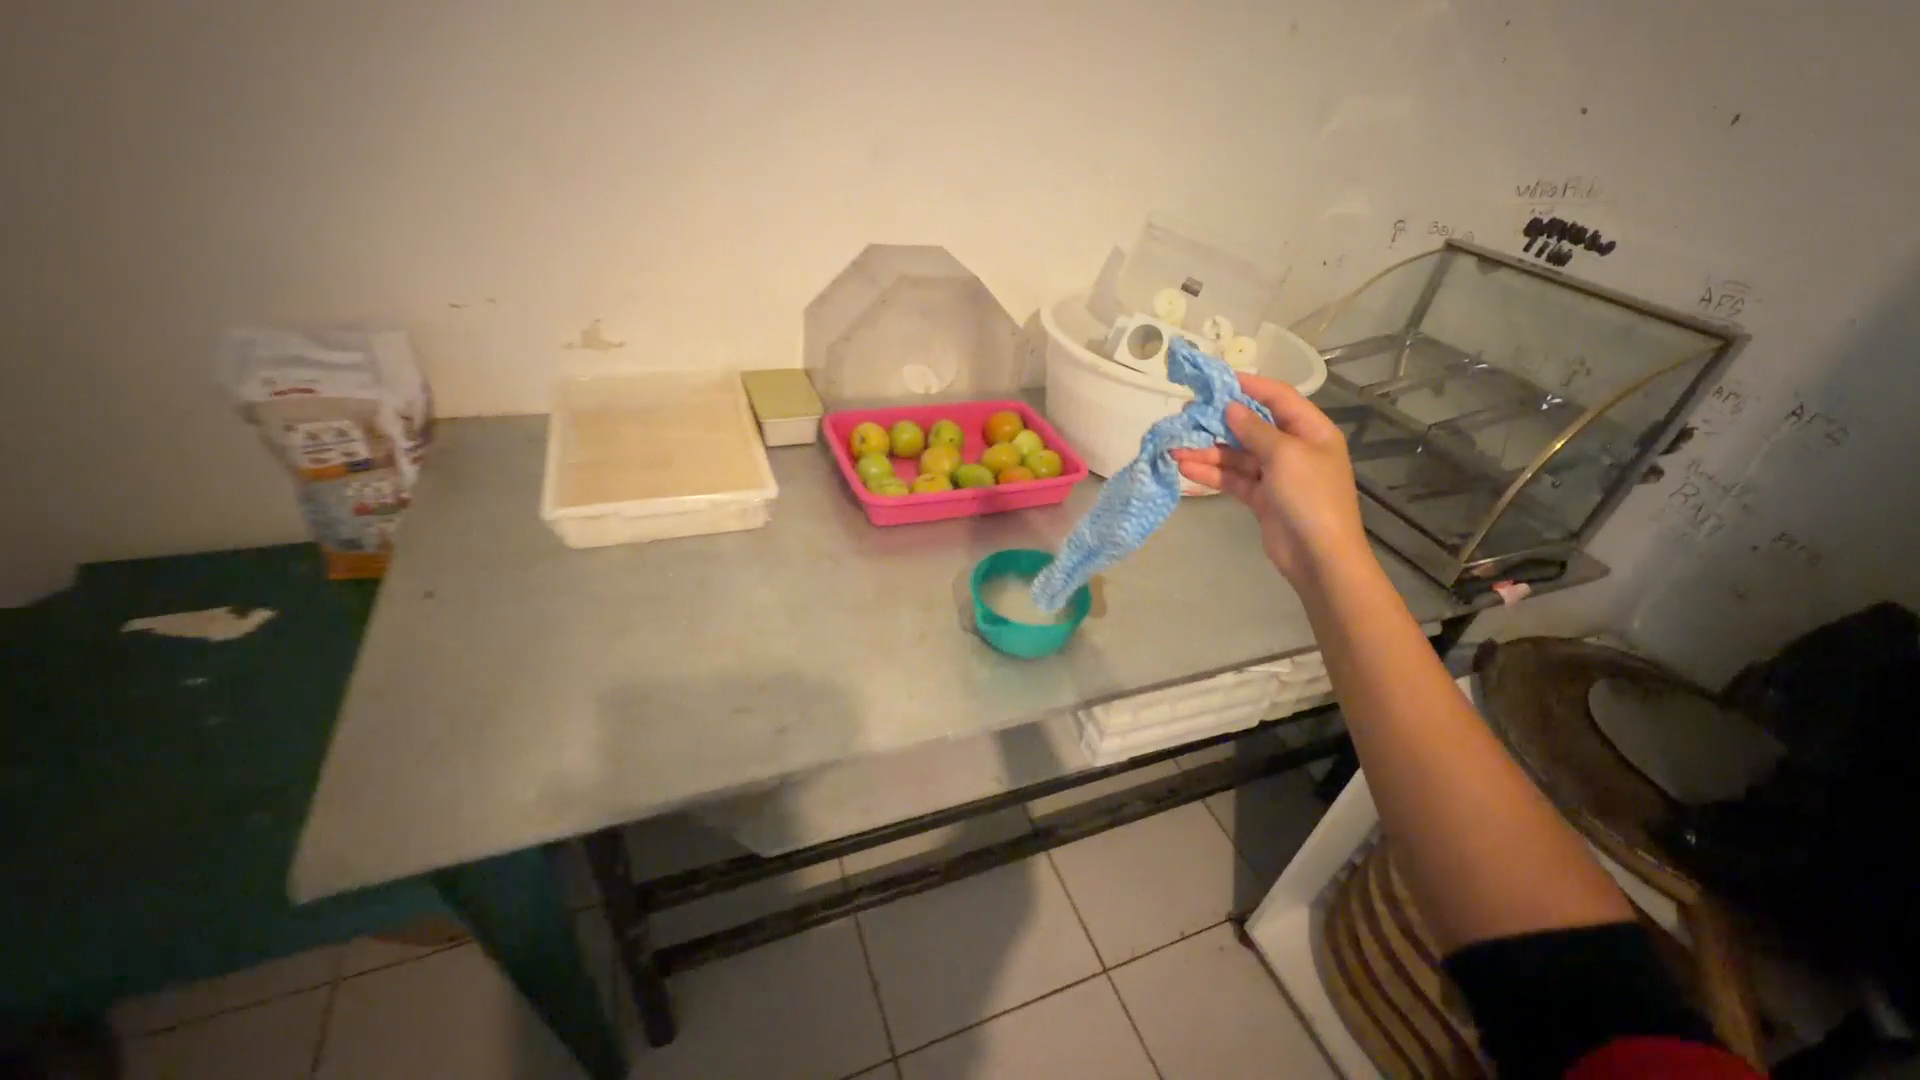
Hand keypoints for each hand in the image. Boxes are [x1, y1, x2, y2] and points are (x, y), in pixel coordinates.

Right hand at [1170, 373, 1370, 583]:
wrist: (1319, 556)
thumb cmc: (1310, 497)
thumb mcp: (1285, 455)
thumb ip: (1255, 429)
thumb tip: (1231, 407)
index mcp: (1311, 430)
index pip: (1279, 397)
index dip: (1249, 385)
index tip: (1216, 379)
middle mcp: (1295, 448)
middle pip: (1253, 426)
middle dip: (1219, 421)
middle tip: (1186, 414)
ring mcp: (1277, 474)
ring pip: (1237, 455)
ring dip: (1207, 451)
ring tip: (1174, 448)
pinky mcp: (1261, 497)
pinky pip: (1233, 478)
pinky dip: (1211, 473)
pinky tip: (1185, 468)